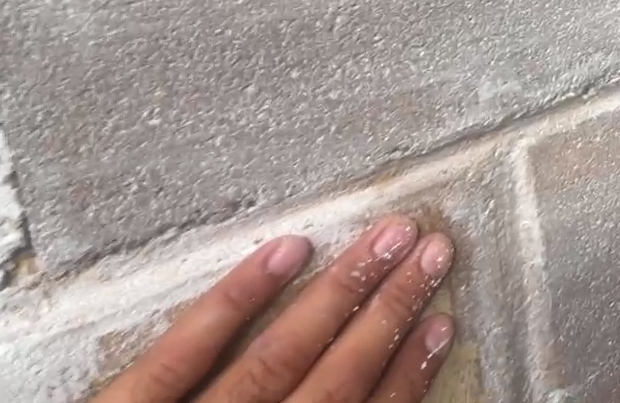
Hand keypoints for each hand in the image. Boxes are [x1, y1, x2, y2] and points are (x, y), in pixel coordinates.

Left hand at [91, 216, 455, 402]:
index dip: (407, 376)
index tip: (443, 322)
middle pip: (331, 384)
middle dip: (389, 312)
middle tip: (435, 248)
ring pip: (276, 358)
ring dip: (341, 291)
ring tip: (389, 235)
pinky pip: (176, 358)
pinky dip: (234, 301)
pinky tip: (287, 249)